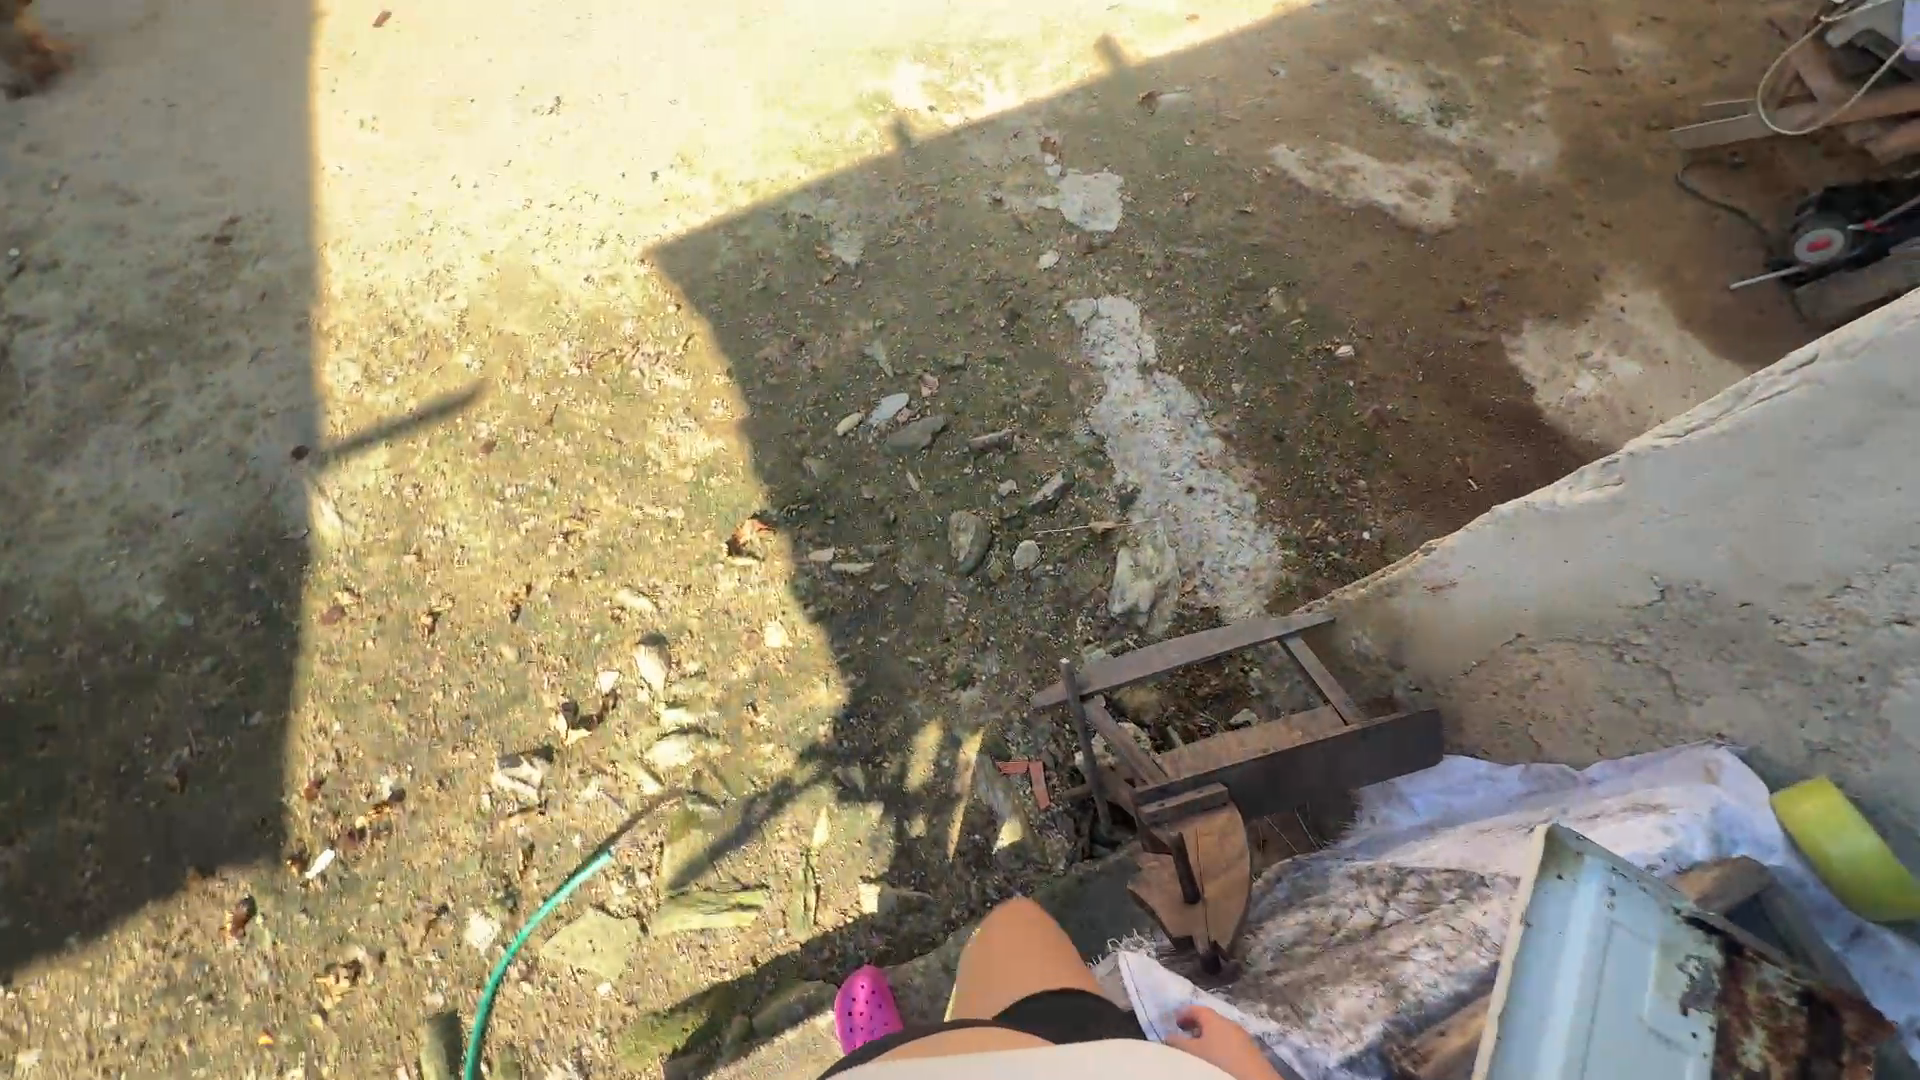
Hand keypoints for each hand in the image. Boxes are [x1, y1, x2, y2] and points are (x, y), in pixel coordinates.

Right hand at [1163, 1005, 1292, 1079]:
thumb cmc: (1219, 1063)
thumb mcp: (1192, 1053)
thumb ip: (1178, 1044)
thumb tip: (1168, 1037)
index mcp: (1215, 1019)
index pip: (1196, 1008)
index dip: (1184, 1013)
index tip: (1174, 1021)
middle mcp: (1230, 1024)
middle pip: (1210, 1021)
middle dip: (1196, 1027)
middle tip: (1184, 1037)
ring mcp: (1244, 1039)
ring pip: (1222, 1034)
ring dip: (1209, 1040)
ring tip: (1199, 1053)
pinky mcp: (1253, 1054)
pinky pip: (1232, 1046)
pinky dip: (1221, 1050)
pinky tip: (1218, 1063)